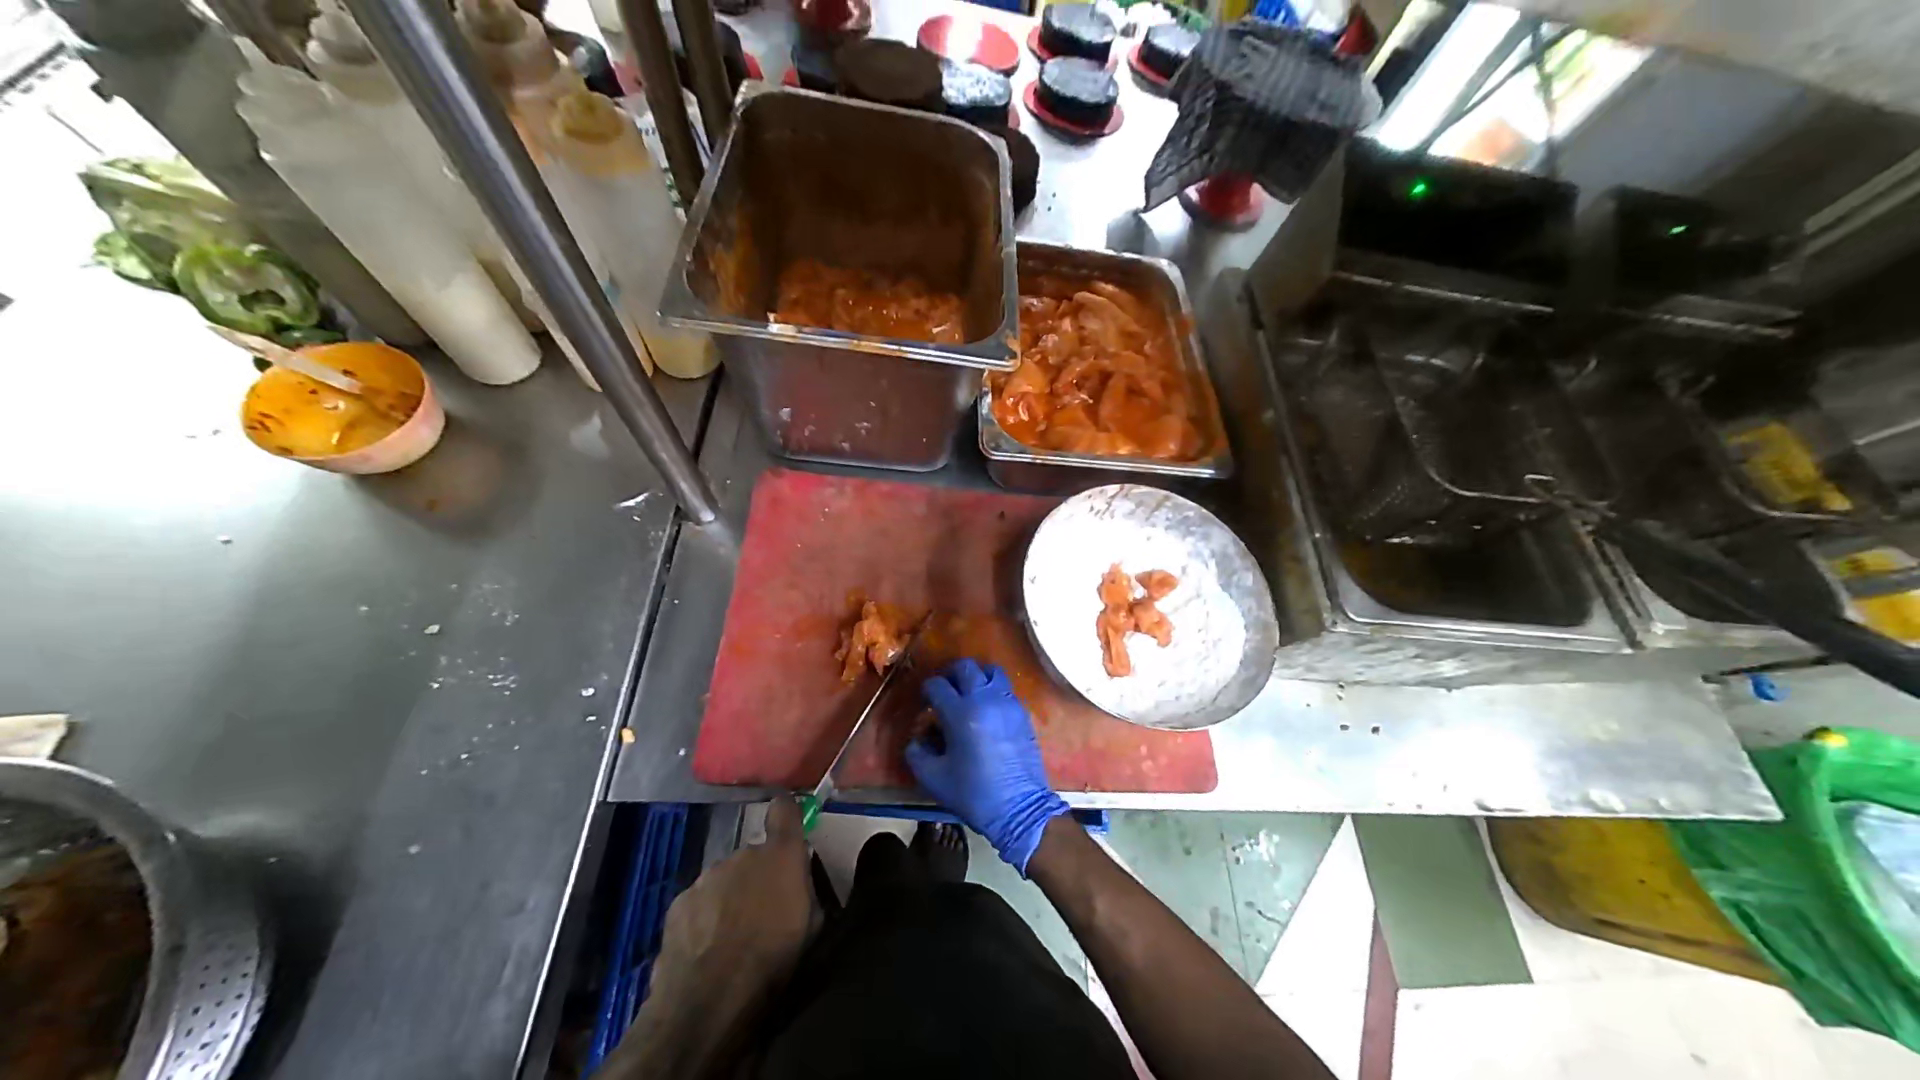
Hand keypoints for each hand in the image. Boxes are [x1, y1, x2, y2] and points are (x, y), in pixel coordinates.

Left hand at [606, 798, 817, 1077]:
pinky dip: (703, 919)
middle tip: (763, 913)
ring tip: (731, 939)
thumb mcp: (812, 925)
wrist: (709, 1001)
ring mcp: (706, 878)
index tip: (788, 820)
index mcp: (780, 856)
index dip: (786, 814)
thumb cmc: (773, 961)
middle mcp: (741, 855)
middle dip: (757, 878)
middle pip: (753, 857)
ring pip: (724, 881)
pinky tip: (706, 950)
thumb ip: (804, 891)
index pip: (785, 810)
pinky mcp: (678, 903)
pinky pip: (699, 904)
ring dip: (729, 899)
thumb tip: (798, 882)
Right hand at [907, 658, 1069, 874]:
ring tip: (969, 692)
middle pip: (966, 667)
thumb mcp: (933, 778)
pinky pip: (1005, 689)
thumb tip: (918, 739)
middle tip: (945, 689)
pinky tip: (987, 710)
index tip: (925, 701)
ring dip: (977, 676)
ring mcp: (1007, 703)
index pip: (937, 685)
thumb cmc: (973, 793)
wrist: (1019, 808)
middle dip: (951, 674)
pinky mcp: (1022, 713)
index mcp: (960, 713)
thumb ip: (917, 753)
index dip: (927, 690)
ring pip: (991, 671)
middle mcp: (985, 700)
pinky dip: (993, 691)